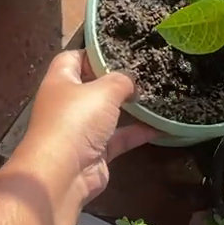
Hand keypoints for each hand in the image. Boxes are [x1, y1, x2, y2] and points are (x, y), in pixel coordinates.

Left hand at [12, 51, 155, 204]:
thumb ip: (121, 80)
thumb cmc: (76, 120)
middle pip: (94, 85)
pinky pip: (120, 137)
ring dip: (131, 107)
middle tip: (145, 71)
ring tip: (157, 94)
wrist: (62, 174)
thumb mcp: (103, 90)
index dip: (95, 51)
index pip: (74, 57)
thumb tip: (131, 82)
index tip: (121, 49)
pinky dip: (138, 132)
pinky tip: (162, 126)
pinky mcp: (95, 151)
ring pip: (109, 113)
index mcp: (61, 81)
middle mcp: (68, 103)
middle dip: (118, 80)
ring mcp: (81, 129)